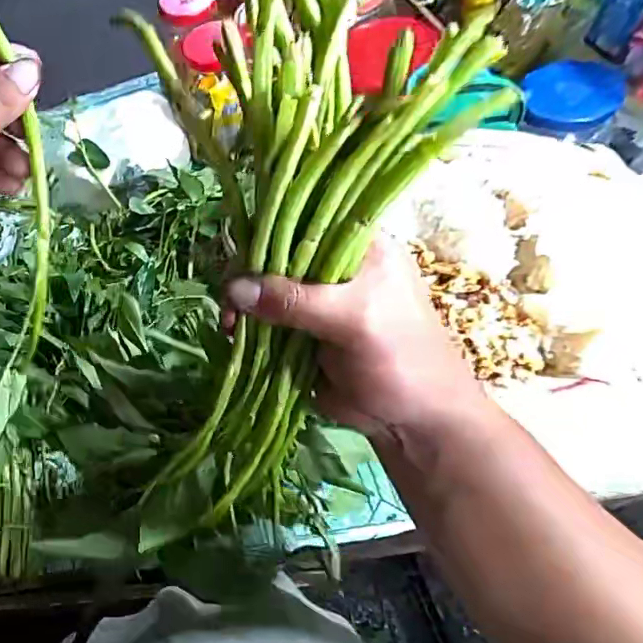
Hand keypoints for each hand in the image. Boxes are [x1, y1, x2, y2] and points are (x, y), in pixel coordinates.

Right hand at [223, 240, 494, 441]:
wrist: (413, 422)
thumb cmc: (402, 360)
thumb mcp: (353, 320)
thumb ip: (295, 301)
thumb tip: (235, 289)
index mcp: (359, 247)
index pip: (305, 220)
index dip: (267, 232)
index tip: (240, 260)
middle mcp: (334, 267)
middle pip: (276, 256)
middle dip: (248, 276)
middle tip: (230, 305)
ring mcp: (315, 300)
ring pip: (266, 290)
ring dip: (243, 305)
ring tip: (229, 326)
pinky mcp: (301, 332)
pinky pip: (265, 321)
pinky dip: (246, 326)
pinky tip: (233, 335)